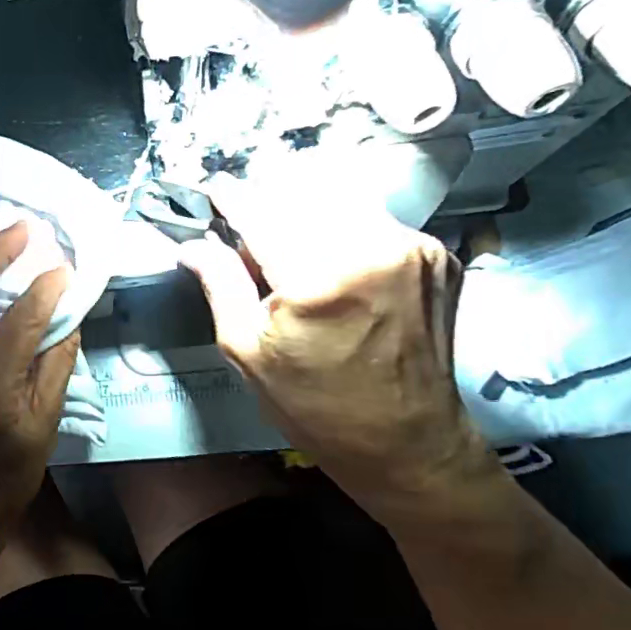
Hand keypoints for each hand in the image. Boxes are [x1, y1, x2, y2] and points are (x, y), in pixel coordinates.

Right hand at [177, 182, 493, 505]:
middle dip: (270, 206)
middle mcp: (372, 250)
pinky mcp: (436, 254)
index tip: (214, 188)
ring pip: (342, 201)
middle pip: (302, 196)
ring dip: (308, 214)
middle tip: (251, 233)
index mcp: (319, 281)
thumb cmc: (316, 407)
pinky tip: (336, 265)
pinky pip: (375, 221)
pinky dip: (346, 231)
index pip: (261, 213)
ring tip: (294, 250)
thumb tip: (194, 244)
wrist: (406, 441)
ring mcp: (413, 248)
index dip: (232, 198)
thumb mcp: (248, 352)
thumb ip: (221, 285)